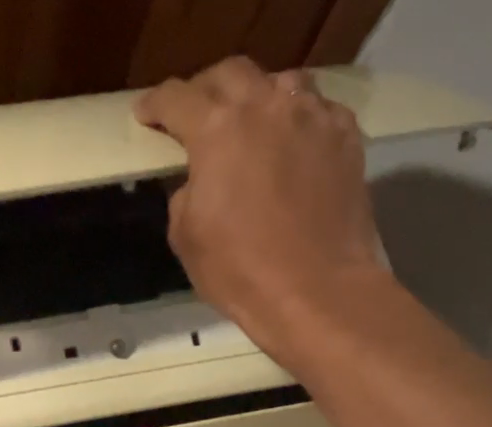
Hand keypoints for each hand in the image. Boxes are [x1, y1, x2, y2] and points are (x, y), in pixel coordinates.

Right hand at [135, 59, 390, 356]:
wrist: (316, 288)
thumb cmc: (238, 269)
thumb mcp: (185, 234)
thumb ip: (186, 191)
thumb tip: (198, 178)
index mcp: (217, 131)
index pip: (177, 98)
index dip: (155, 106)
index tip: (146, 116)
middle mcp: (267, 108)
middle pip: (231, 74)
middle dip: (205, 89)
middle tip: (192, 114)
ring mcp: (313, 118)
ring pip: (280, 82)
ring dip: (256, 96)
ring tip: (247, 123)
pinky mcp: (345, 137)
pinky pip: (316, 109)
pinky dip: (295, 118)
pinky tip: (287, 144)